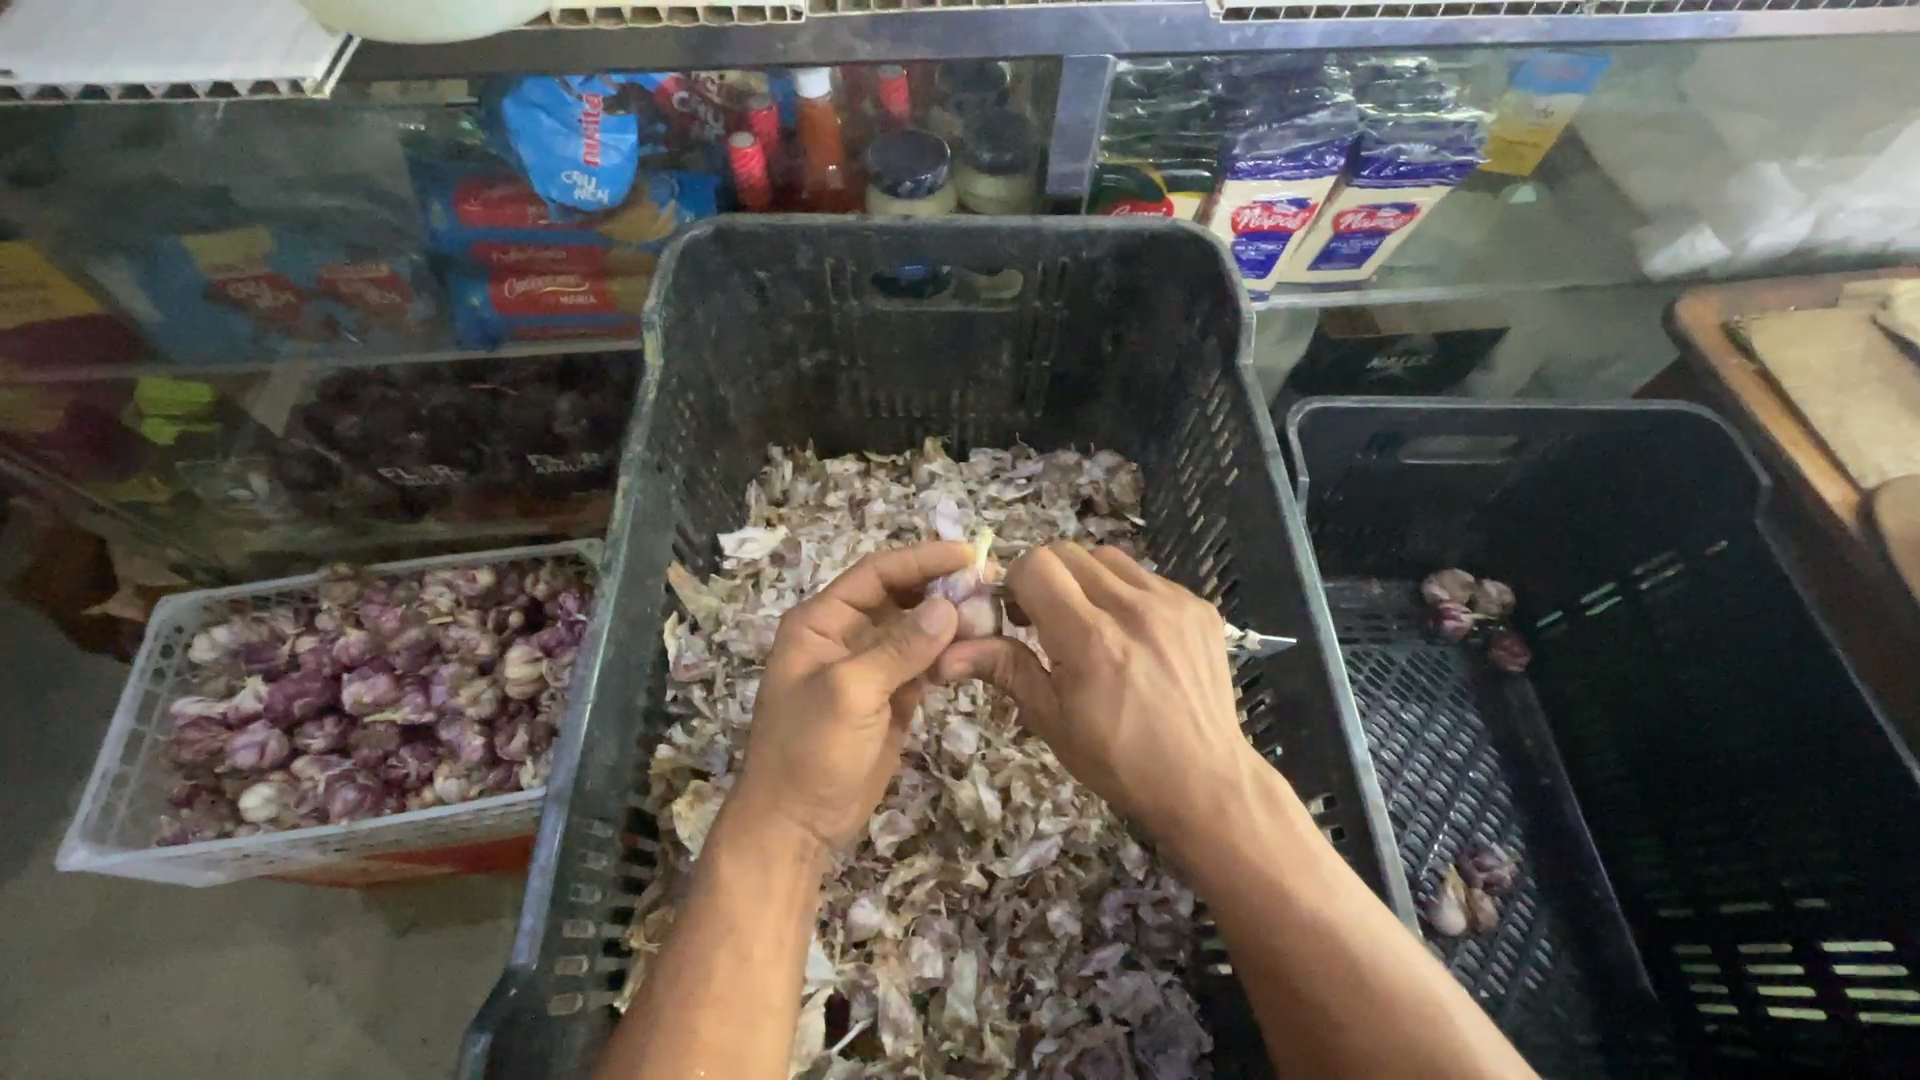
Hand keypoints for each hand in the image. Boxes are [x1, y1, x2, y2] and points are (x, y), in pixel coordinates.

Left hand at [733, 541, 971, 852]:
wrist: (796, 825)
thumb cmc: (808, 752)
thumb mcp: (849, 693)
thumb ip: (898, 649)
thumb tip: (948, 607)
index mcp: (822, 622)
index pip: (876, 574)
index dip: (921, 559)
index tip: (969, 554)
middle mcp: (846, 635)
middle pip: (901, 597)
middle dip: (943, 588)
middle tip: (992, 586)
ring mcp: (871, 667)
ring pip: (918, 630)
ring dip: (952, 622)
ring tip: (994, 615)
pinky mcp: (892, 696)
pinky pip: (926, 664)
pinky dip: (950, 655)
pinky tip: (978, 649)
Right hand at [935, 542, 1260, 842]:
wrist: (1204, 781)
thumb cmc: (1118, 760)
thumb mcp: (1051, 719)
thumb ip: (1003, 668)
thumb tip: (943, 654)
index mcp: (1090, 638)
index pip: (1036, 565)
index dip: (1016, 583)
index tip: (1017, 615)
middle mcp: (1133, 608)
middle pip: (1068, 552)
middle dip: (1046, 577)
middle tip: (1046, 619)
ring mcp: (1173, 603)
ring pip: (1108, 558)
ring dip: (1085, 579)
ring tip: (1089, 622)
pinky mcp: (1199, 607)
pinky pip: (1147, 577)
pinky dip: (1126, 593)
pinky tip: (1130, 634)